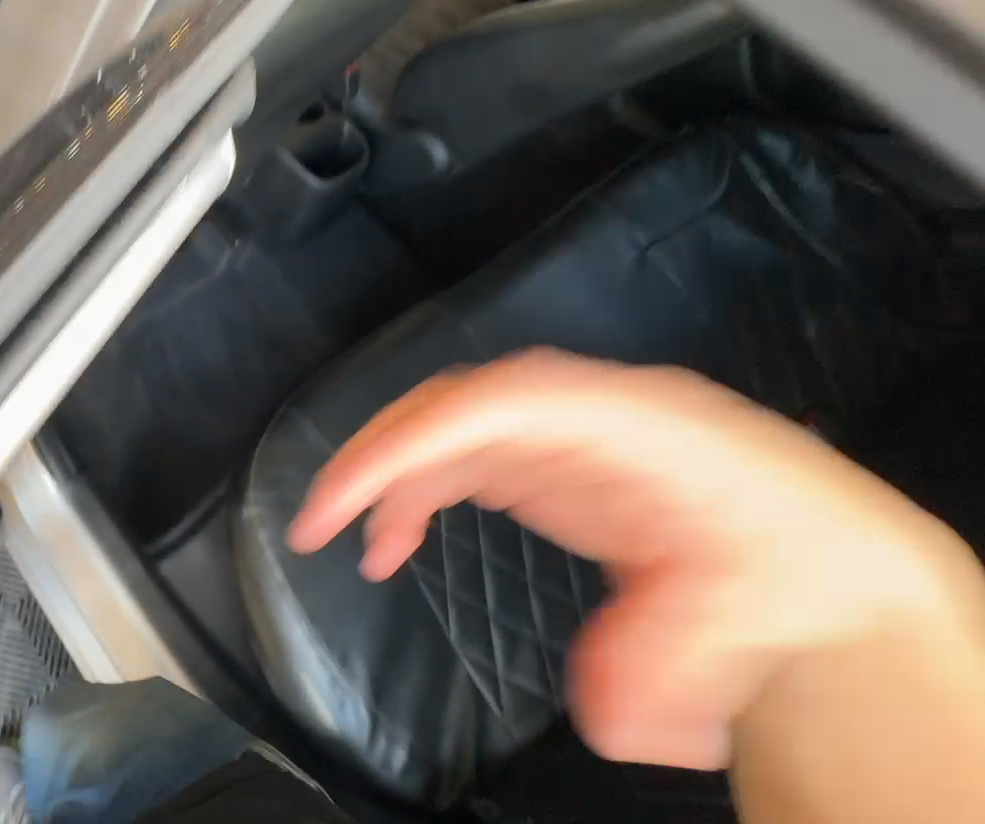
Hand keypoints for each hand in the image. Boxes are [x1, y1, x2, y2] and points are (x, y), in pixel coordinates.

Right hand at [286, 349, 983, 771]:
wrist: (813, 549)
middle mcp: (566, 407)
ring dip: (385, 486)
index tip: (350, 495)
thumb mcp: (751, 619)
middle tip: (319, 520)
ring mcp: (543, 429)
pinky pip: (446, 464)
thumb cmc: (793, 566)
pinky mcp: (530, 455)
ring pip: (434, 434)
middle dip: (373, 458)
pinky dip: (408, 502)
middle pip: (445, 407)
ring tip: (364, 555)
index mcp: (623, 418)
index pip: (491, 406)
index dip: (410, 440)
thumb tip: (604, 727)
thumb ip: (669, 664)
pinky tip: (394, 550)